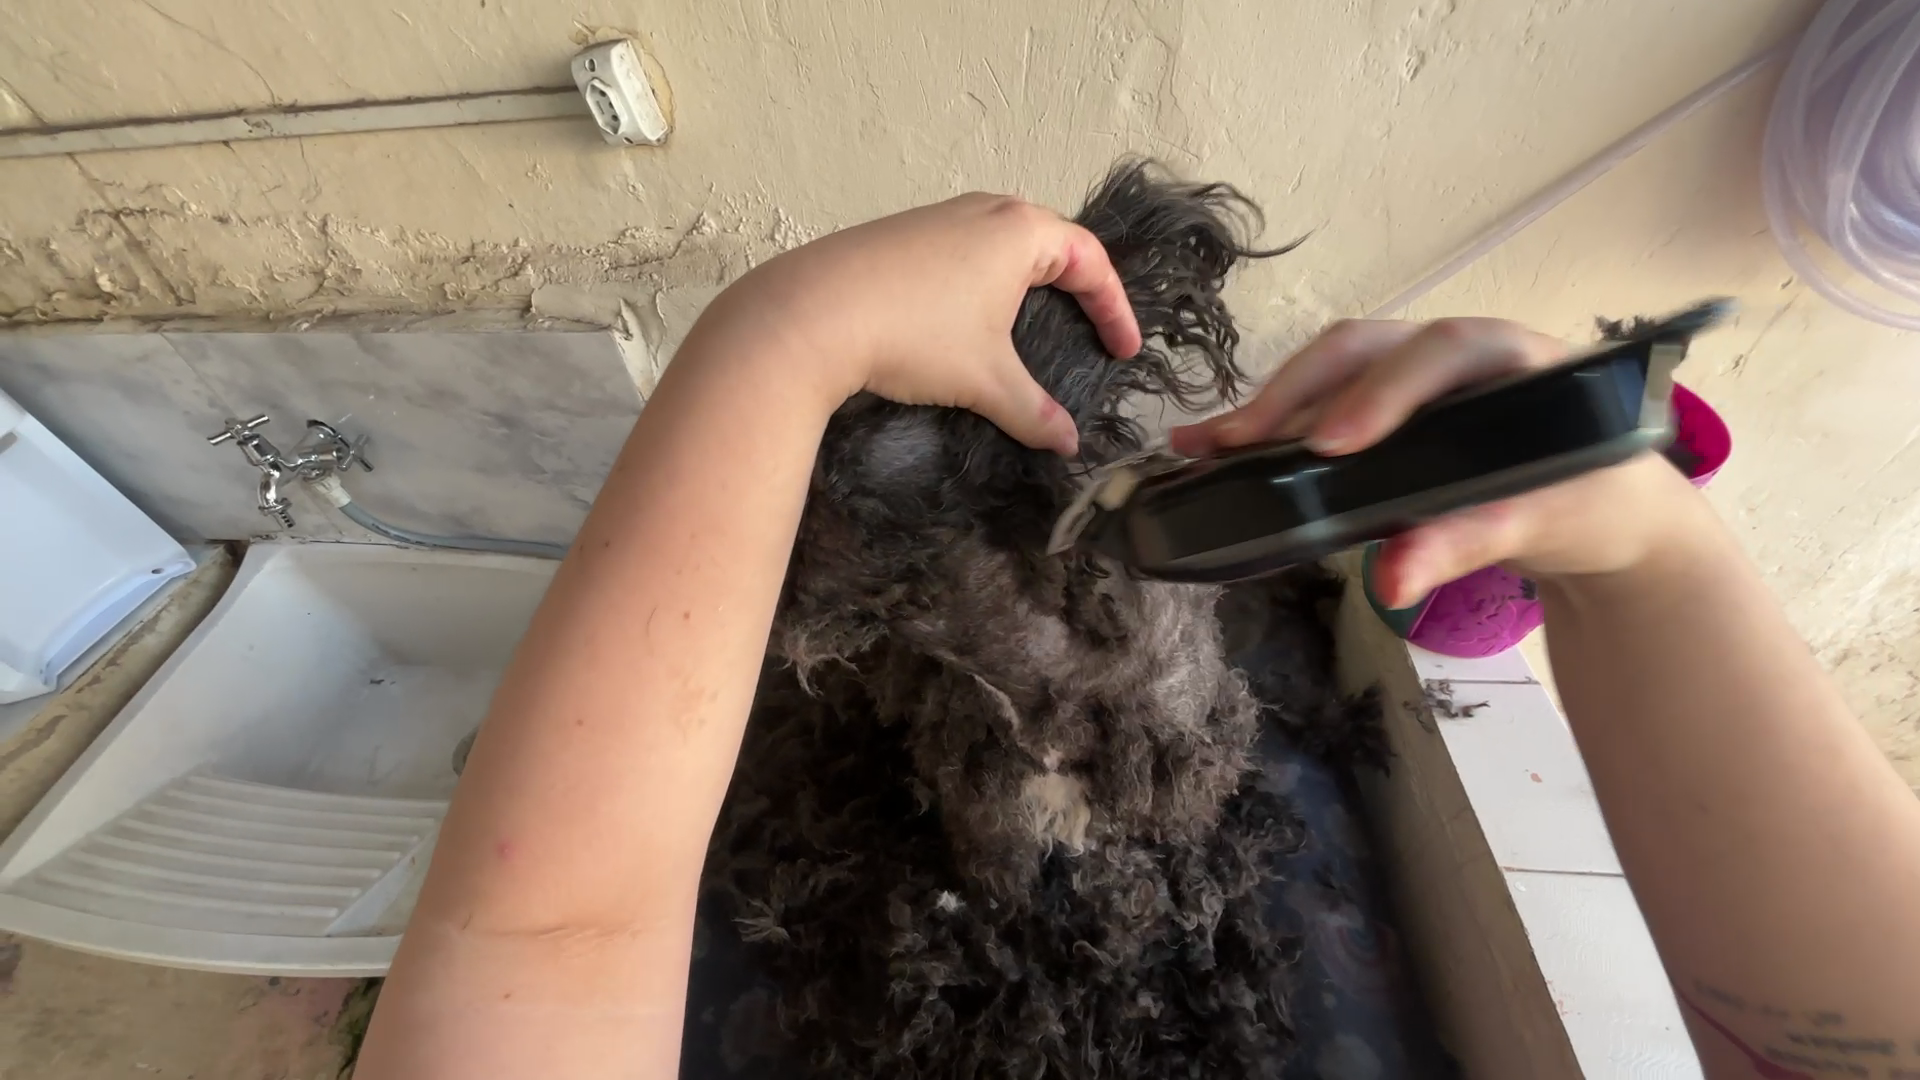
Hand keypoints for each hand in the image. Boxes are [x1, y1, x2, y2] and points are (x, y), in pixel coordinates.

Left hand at [698, 193, 1141, 455]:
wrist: (811, 315)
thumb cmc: (917, 336)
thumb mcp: (986, 379)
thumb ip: (1034, 412)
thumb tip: (1068, 444)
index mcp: (1019, 231)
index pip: (1090, 261)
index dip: (1114, 309)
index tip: (1124, 350)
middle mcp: (982, 211)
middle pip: (1049, 243)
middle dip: (1074, 287)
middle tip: (1085, 327)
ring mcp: (935, 219)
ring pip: (1000, 246)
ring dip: (1025, 284)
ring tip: (1029, 325)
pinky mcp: (898, 237)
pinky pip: (961, 255)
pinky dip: (981, 285)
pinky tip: (964, 320)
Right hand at [1170, 317, 1707, 606]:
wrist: (1592, 512)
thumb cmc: (1586, 505)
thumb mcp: (1542, 523)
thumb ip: (1469, 544)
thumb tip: (1391, 582)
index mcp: (1510, 359)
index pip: (1440, 351)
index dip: (1380, 391)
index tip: (1328, 446)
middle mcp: (1447, 356)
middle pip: (1357, 351)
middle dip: (1290, 394)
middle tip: (1234, 442)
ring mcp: (1404, 382)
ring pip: (1324, 374)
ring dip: (1262, 409)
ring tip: (1202, 444)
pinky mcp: (1374, 413)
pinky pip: (1314, 406)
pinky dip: (1266, 428)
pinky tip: (1220, 446)